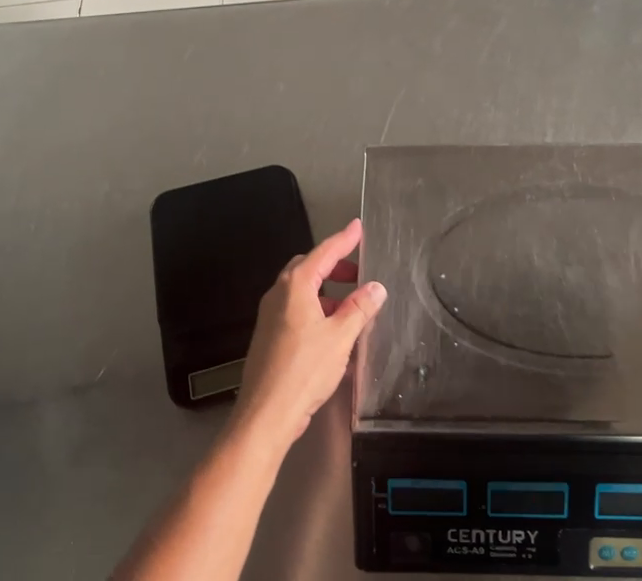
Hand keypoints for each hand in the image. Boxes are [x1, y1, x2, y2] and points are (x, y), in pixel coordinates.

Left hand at [232, 218, 386, 448]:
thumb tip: (375, 287)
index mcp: (295, 287)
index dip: (343, 240)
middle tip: (358, 273)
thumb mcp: (341, 337)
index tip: (357, 227)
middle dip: (334, 266)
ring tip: (351, 307)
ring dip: (327, 293)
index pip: (323, 253)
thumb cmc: (304, 369)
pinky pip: (296, 312)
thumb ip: (360, 309)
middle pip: (308, 269)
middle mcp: (278, 295)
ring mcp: (270, 316)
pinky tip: (334, 333)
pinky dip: (317, 311)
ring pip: (302, 292)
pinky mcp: (270, 337)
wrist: (266, 413)